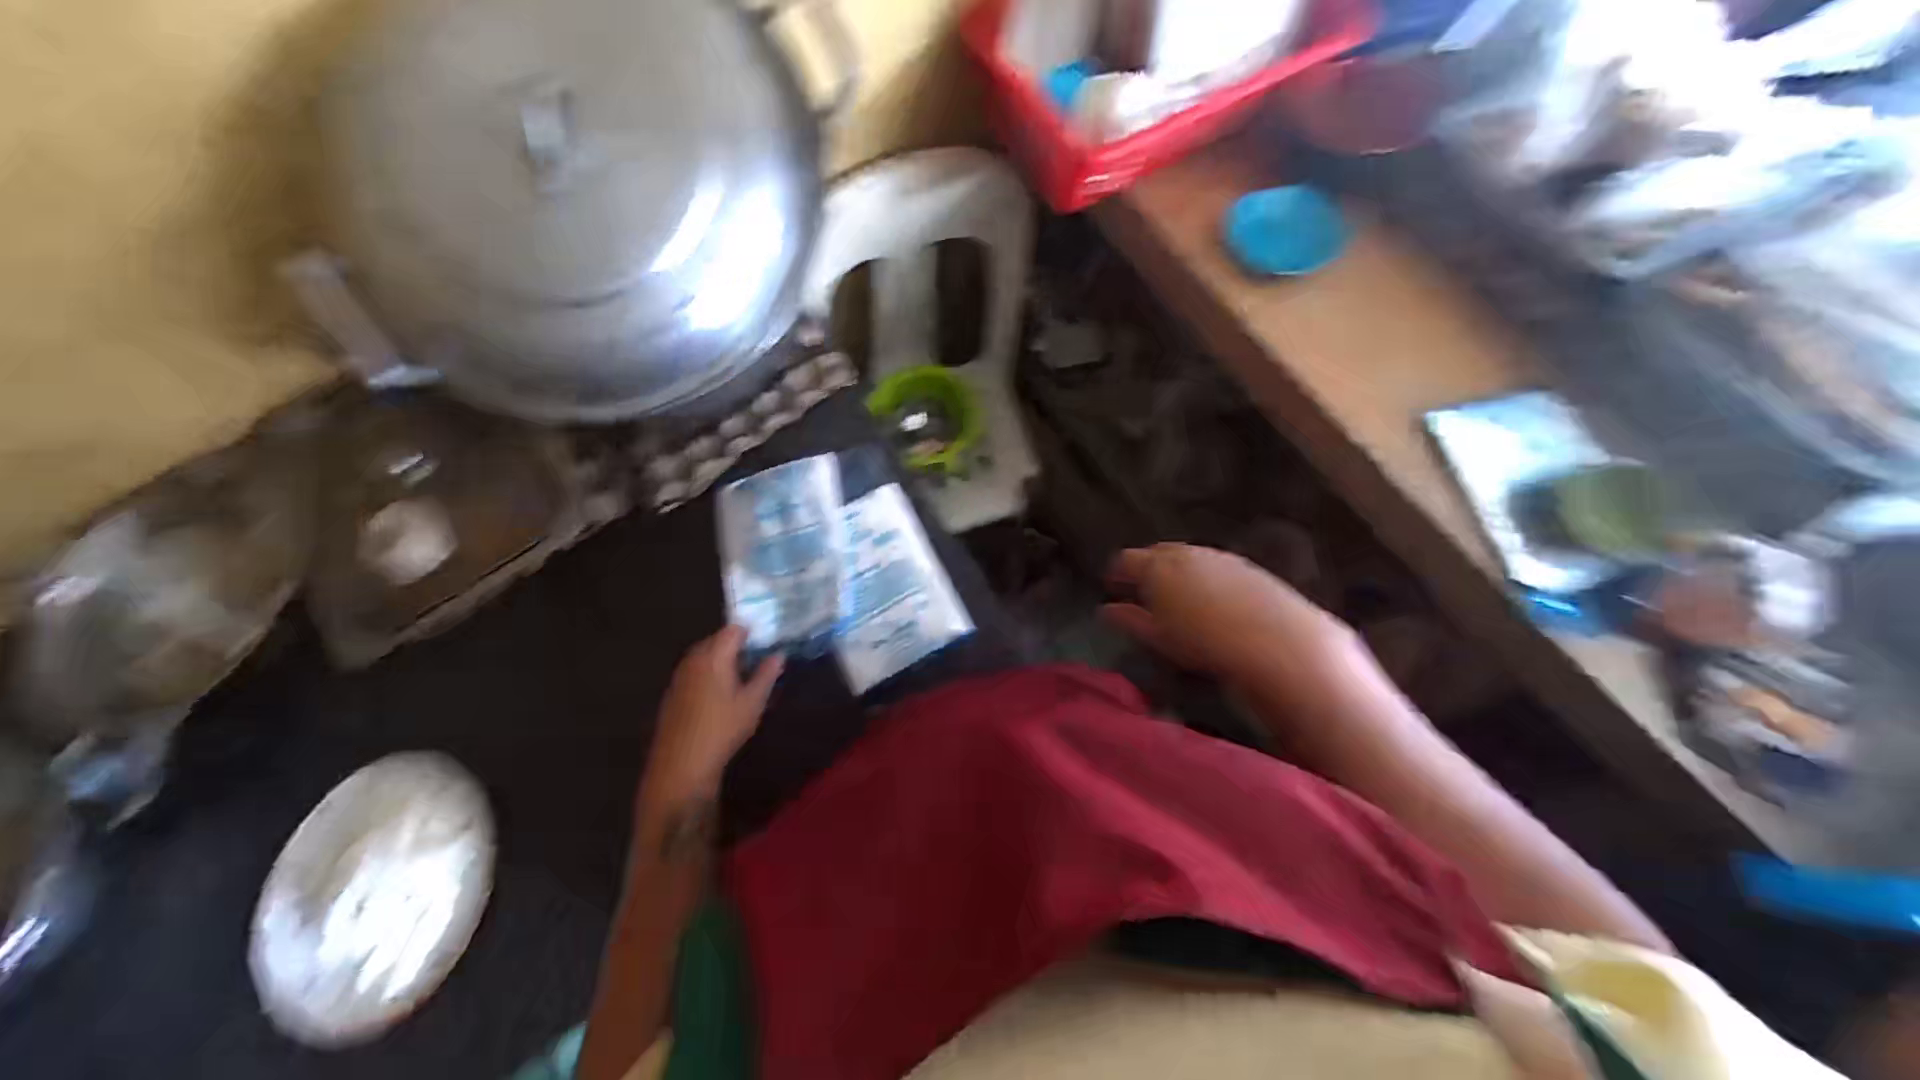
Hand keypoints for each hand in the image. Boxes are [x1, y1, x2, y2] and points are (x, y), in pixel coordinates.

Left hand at [644, 626, 783, 796]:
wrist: (681, 765)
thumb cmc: (723, 729)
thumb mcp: (753, 702)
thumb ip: (767, 674)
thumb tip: (778, 654)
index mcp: (714, 656)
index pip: (734, 629)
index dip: (752, 632)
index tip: (768, 642)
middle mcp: (694, 659)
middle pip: (717, 639)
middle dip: (737, 645)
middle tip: (758, 660)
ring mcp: (680, 675)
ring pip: (704, 655)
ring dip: (722, 659)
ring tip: (742, 677)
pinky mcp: (673, 692)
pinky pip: (694, 671)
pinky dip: (708, 673)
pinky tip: (720, 694)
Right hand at [1101, 543, 1355, 683]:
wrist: (1274, 638)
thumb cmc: (1201, 640)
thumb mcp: (1157, 636)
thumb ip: (1128, 620)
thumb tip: (1106, 610)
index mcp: (1155, 566)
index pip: (1124, 560)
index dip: (1115, 573)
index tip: (1112, 587)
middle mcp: (1184, 553)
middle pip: (1155, 552)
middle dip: (1144, 567)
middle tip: (1141, 590)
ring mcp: (1217, 555)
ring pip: (1185, 556)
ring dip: (1173, 570)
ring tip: (1174, 596)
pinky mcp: (1244, 565)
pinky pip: (1211, 563)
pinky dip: (1200, 575)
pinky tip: (1208, 598)